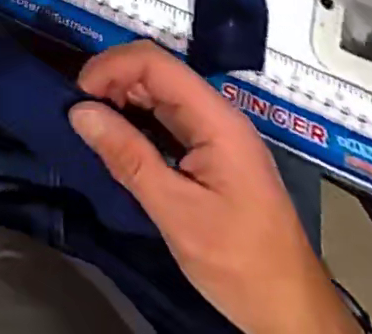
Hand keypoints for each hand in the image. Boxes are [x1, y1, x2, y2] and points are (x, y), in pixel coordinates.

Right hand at [70, 41, 357, 333]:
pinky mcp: (210, 152)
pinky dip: (135, 119)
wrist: (294, 314)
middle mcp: (216, 115)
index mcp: (215, 119)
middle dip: (111, 80)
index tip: (77, 96)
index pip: (155, 63)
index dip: (111, 67)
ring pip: (158, 92)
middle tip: (78, 113)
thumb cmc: (241, 265)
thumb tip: (80, 112)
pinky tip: (116, 139)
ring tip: (90, 125)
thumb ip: (129, 158)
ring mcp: (214, 133)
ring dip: (120, 99)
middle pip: (156, 71)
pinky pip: (165, 117)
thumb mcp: (178, 213)